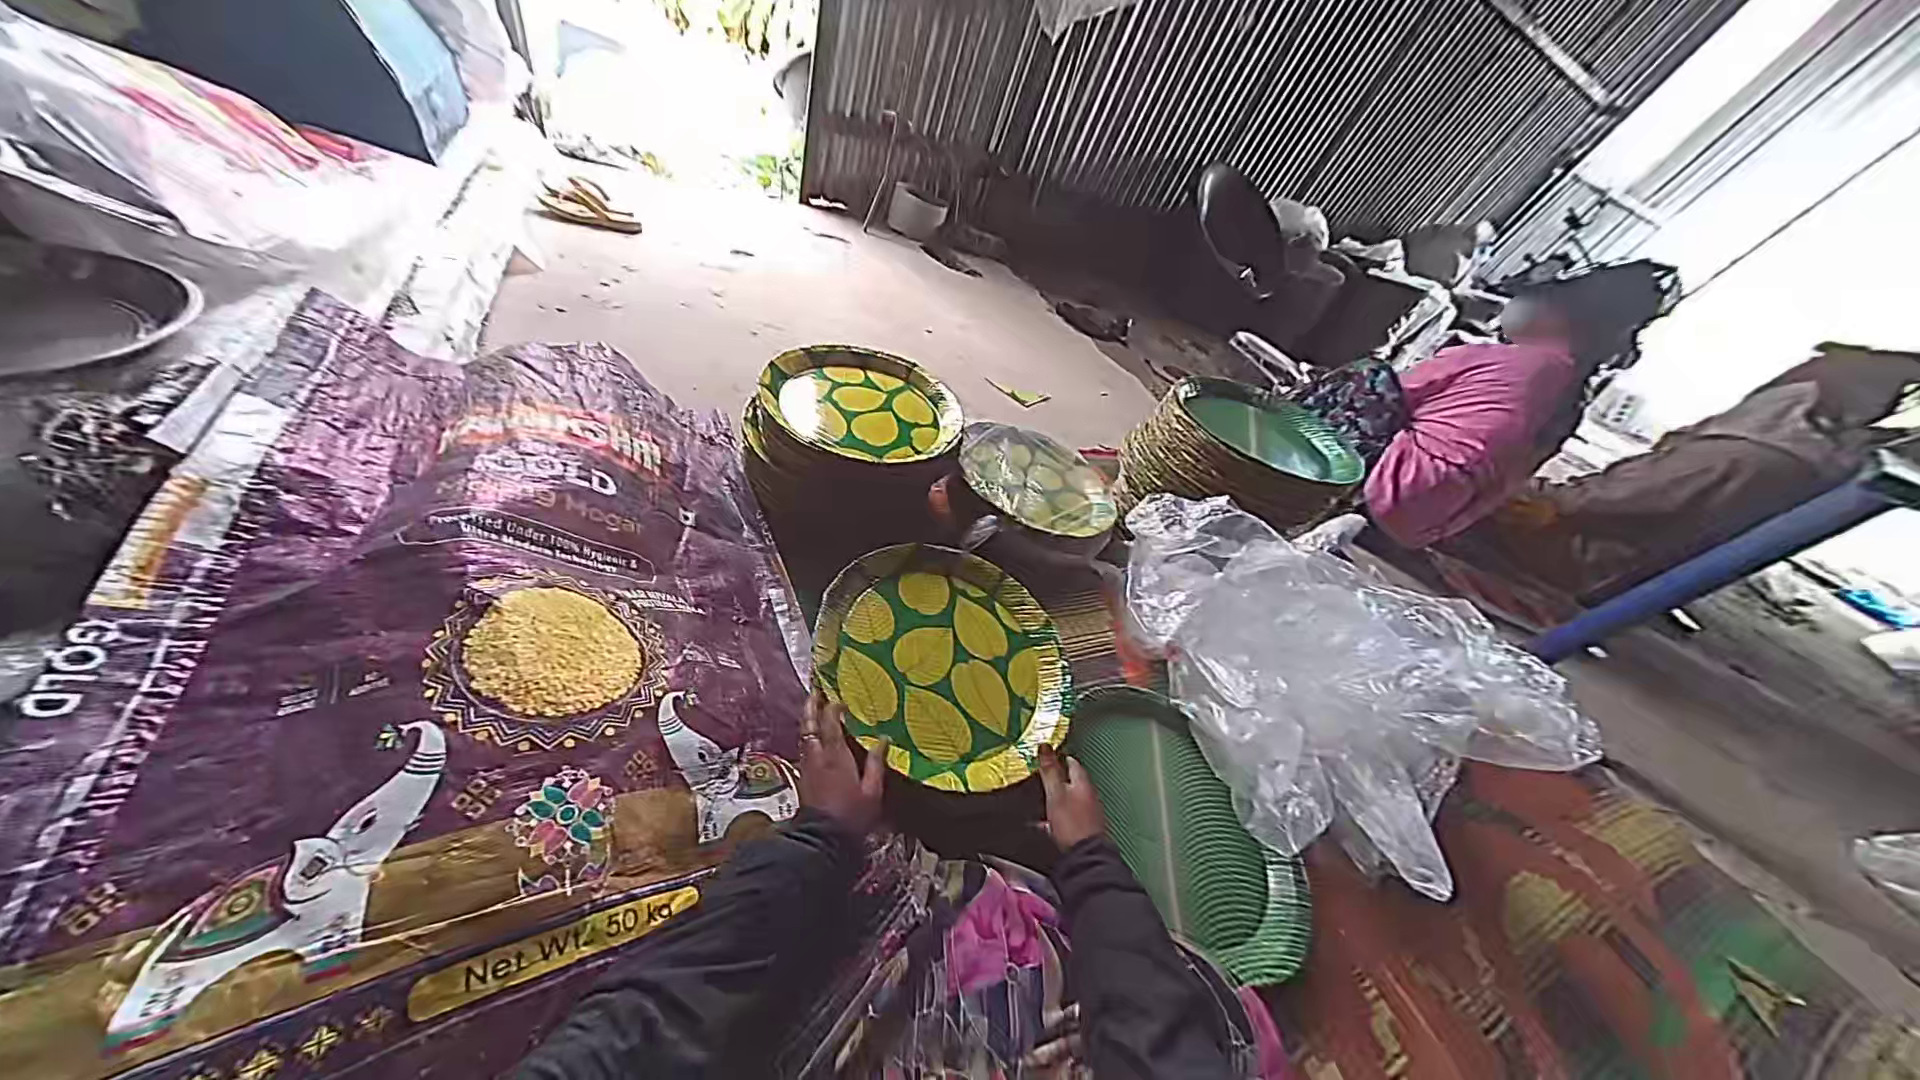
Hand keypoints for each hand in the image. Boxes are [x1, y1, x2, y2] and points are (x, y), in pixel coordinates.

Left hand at [798, 690, 886, 834]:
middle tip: (816, 691)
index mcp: (836, 754)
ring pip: (804, 735)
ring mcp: (807, 766)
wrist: (822, 841)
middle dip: (812, 706)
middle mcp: (817, 756)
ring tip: (814, 708)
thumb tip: (884, 739)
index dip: (834, 707)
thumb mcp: (872, 791)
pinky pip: (804, 748)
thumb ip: (876, 763)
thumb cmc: (851, 815)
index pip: (830, 721)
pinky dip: (808, 736)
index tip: (842, 700)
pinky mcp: (802, 777)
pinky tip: (814, 737)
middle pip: (810, 724)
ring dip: (808, 719)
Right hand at [1037, 745, 1104, 849]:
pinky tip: (1047, 824)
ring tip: (1043, 799)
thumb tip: (1045, 747)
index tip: (1051, 754)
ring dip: (1058, 797)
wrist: (1085, 858)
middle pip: (1072, 781)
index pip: (1073, 763)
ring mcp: (1087, 814)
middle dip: (1059, 777)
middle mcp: (1088, 796)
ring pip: (1071, 799)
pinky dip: (1057, 816)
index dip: (1061, 757)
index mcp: (1082, 783)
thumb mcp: (1055, 793)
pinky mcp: (1083, 830)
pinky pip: (1068, 817)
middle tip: (1045, 774)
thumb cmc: (1073, 824)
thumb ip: (1050, 770)